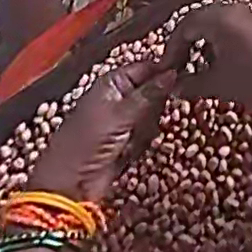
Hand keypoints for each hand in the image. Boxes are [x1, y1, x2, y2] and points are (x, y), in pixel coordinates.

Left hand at [25, 57, 179, 201]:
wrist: (71, 184)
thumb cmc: (88, 142)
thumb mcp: (120, 114)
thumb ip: (149, 94)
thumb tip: (173, 73)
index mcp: (113, 82)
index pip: (146, 67)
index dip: (162, 73)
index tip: (181, 78)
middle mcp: (121, 96)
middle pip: (154, 92)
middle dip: (153, 108)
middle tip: (141, 120)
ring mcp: (125, 118)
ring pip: (153, 114)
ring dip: (146, 128)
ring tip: (130, 139)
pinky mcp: (128, 139)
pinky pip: (148, 134)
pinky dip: (141, 142)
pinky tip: (128, 150)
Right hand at [160, 3, 251, 112]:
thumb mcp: (218, 84)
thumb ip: (191, 84)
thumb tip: (173, 88)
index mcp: (217, 18)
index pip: (183, 27)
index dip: (171, 49)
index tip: (165, 70)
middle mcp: (229, 9)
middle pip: (195, 21)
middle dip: (183, 44)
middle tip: (176, 67)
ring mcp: (243, 14)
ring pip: (210, 23)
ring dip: (199, 42)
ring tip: (193, 67)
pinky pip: (225, 26)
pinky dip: (214, 41)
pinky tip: (214, 63)